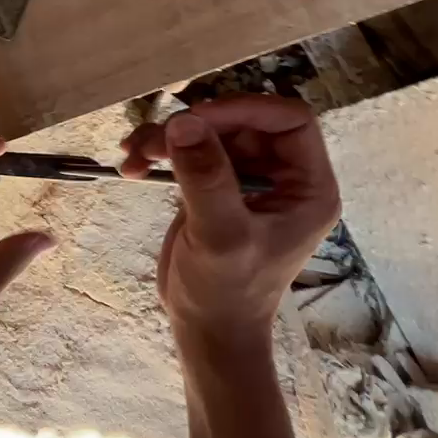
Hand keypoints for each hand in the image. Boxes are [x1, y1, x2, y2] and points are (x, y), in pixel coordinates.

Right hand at [120, 96, 340, 344]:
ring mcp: (242, 181)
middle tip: (151, 144)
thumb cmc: (226, 290)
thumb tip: (182, 121)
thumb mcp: (219, 234)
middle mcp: (280, 177)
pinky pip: (185, 152)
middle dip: (192, 126)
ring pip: (206, 133)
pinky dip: (155, 153)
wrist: (205, 328)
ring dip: (164, 139)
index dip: (244, 110)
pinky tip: (131, 167)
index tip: (195, 118)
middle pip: (239, 122)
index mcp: (307, 186)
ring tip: (131, 156)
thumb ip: (205, 178)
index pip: (289, 121)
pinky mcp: (210, 187)